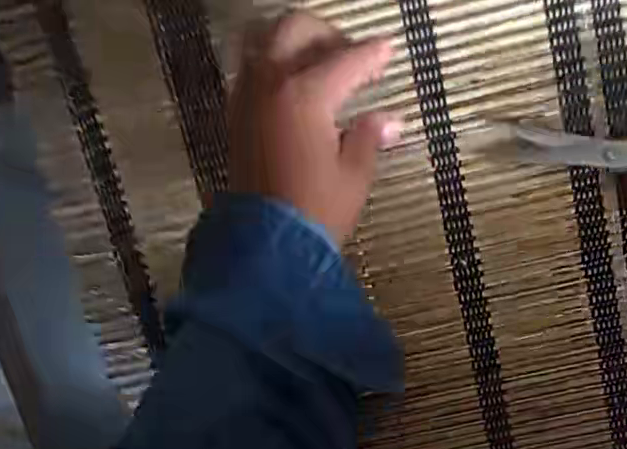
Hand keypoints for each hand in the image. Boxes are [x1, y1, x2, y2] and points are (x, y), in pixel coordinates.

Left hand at [229, 11, 399, 245]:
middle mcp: (271, 81)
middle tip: (351, 54)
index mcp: (305, 95)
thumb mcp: (353, 177)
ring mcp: (248, 93)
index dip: (371, 55)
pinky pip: (250, 63)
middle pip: (298, 29)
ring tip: (316, 57)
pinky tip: (288, 79)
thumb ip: (368, 138)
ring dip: (293, 37)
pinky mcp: (236, 112)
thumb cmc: (316, 212)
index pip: (345, 61)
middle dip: (329, 35)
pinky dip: (271, 58)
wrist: (270, 242)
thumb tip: (389, 120)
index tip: (388, 50)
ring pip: (265, 36)